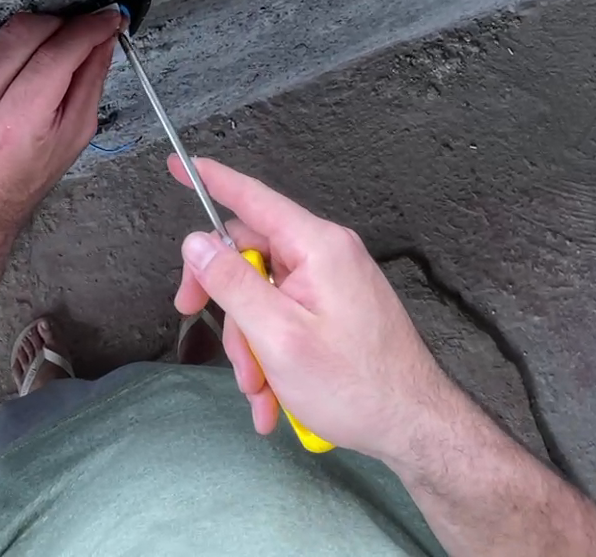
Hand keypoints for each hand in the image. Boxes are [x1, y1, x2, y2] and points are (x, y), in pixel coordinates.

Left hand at [0, 10, 122, 239]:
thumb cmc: (23, 178)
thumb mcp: (73, 137)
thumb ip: (91, 81)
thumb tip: (104, 37)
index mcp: (14, 127)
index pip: (57, 55)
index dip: (89, 29)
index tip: (109, 18)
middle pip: (26, 30)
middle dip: (62, 23)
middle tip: (82, 33)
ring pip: (3, 32)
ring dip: (34, 36)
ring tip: (44, 63)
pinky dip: (6, 49)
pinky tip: (13, 74)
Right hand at [172, 158, 472, 464]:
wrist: (419, 431)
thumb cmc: (353, 384)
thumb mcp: (278, 336)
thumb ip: (231, 282)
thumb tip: (195, 242)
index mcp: (315, 244)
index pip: (252, 197)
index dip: (211, 180)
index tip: (176, 164)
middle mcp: (325, 252)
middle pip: (250, 257)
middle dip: (231, 311)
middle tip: (228, 355)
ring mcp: (331, 281)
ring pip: (264, 295)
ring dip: (252, 346)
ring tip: (261, 393)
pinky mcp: (335, 307)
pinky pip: (286, 316)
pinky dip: (272, 354)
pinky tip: (275, 399)